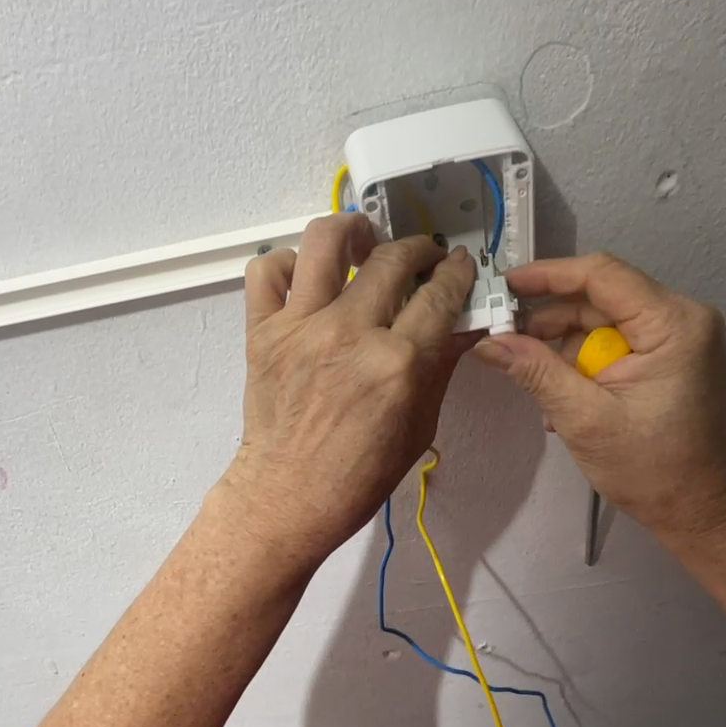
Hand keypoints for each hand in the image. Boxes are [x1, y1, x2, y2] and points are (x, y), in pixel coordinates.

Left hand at [216, 214, 476, 566]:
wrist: (288, 496)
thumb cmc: (359, 474)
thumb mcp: (419, 425)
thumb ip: (441, 365)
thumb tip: (463, 322)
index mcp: (397, 363)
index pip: (439, 292)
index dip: (456, 271)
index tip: (457, 265)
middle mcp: (349, 333)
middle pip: (392, 257)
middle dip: (417, 249)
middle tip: (420, 259)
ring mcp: (300, 327)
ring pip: (325, 240)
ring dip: (353, 230)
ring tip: (363, 244)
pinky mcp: (262, 332)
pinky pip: (266, 270)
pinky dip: (287, 263)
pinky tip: (307, 279)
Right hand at [472, 253, 725, 543]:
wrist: (698, 509)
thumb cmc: (650, 467)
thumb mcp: (583, 418)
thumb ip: (535, 372)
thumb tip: (487, 342)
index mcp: (672, 323)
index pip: (601, 275)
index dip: (547, 275)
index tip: (503, 285)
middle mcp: (679, 318)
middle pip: (597, 298)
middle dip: (547, 319)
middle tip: (501, 338)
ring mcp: (673, 338)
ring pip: (598, 322)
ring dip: (559, 348)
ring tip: (530, 380)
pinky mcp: (664, 357)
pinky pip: (610, 343)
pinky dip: (579, 364)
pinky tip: (558, 396)